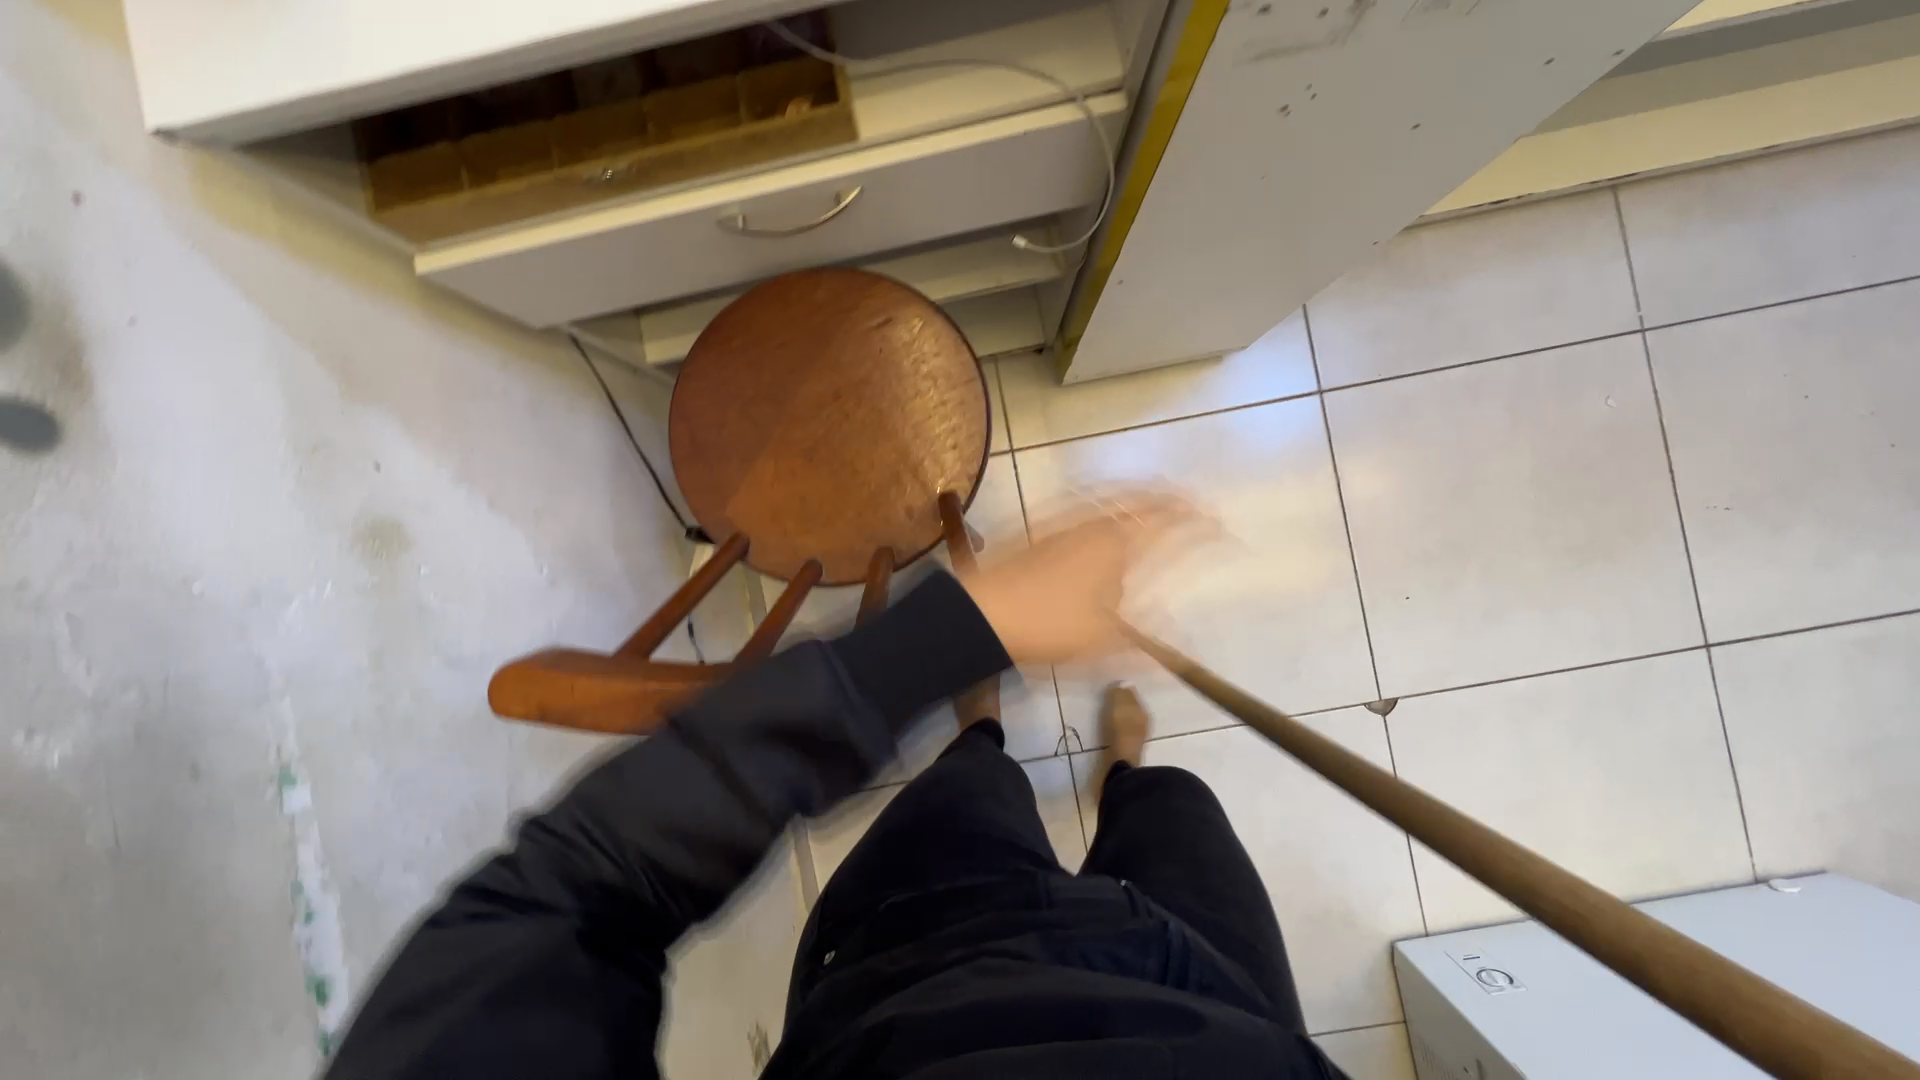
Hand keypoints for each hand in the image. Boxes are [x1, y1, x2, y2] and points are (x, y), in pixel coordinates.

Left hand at [960, 491, 1209, 665]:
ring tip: (1160, 496)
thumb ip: (1145, 643)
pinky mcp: (1043, 531)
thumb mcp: (1102, 643)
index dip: (1198, 527)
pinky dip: (1108, 500)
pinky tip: (1104, 510)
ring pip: (1113, 498)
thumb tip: (1180, 649)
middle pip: (1142, 500)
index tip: (1220, 528)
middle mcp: (1095, 526)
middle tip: (1195, 504)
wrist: (980, 613)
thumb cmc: (1046, 626)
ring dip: (1142, 495)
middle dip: (1173, 500)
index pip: (1168, 528)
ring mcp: (1066, 524)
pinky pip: (1086, 504)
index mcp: (1117, 547)